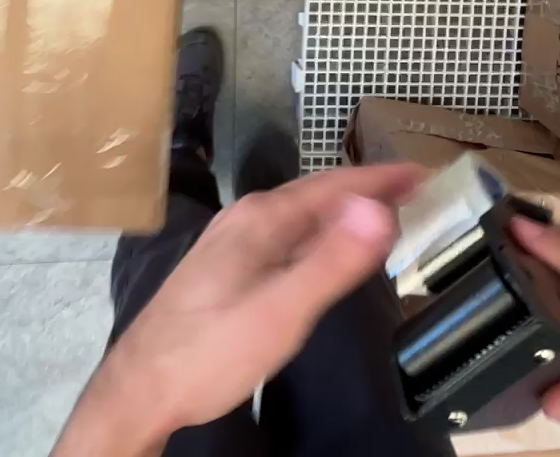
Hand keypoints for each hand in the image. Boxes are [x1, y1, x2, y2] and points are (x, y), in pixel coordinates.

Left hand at [51, 163, 425, 456]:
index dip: (379, 178)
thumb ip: (331, 262)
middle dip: (364, 189)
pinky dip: (316, 230)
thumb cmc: (210, 351)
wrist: (140, 386)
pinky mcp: (225, 262)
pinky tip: (320, 249)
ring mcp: (232, 238)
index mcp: (263, 218)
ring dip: (341, 209)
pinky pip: (284, 232)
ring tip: (376, 214)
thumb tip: (377, 210)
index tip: (419, 173)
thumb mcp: (281, 312)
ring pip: (299, 212)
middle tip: (408, 191)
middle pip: (316, 193)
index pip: (333, 186)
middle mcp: (247, 217)